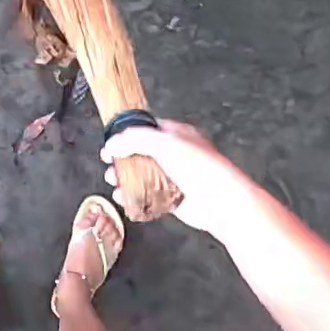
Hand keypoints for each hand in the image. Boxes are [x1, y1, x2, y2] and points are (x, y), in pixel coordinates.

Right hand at [101, 120, 263, 238]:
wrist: (220, 201)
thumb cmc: (200, 167)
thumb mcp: (164, 142)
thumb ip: (135, 139)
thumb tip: (113, 143)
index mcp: (177, 134)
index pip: (146, 129)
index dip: (126, 135)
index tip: (110, 143)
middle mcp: (175, 154)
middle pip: (141, 153)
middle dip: (122, 159)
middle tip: (109, 164)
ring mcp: (174, 177)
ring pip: (142, 175)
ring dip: (125, 178)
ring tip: (113, 181)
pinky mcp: (173, 198)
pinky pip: (148, 195)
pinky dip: (134, 196)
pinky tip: (123, 197)